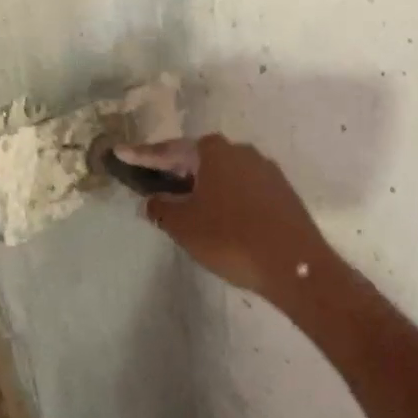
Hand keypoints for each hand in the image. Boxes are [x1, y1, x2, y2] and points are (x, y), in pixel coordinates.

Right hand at [114, 134, 332, 297]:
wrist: (297, 267)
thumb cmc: (231, 238)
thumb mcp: (184, 226)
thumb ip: (161, 208)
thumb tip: (152, 200)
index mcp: (212, 151)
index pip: (167, 151)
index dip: (141, 156)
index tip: (120, 153)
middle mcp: (239, 151)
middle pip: (197, 159)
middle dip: (174, 170)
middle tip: (154, 183)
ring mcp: (265, 170)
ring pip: (222, 174)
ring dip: (202, 186)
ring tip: (186, 206)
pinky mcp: (282, 193)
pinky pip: (242, 189)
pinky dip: (225, 199)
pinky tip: (220, 218)